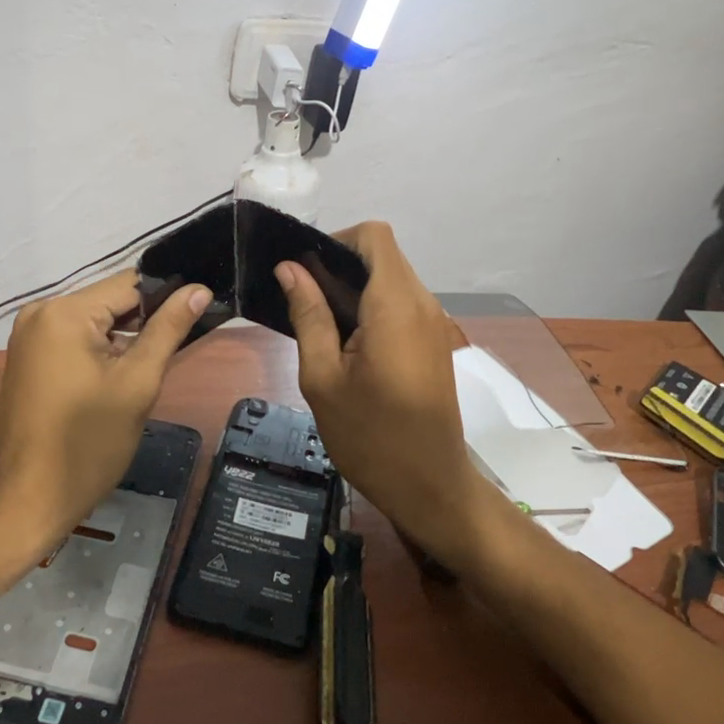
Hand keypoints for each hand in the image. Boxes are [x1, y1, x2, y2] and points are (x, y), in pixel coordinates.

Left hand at [0, 269, 209, 543]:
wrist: (27, 503)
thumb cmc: (87, 445)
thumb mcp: (137, 384)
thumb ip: (168, 330)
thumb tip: (198, 289)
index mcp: (64, 312)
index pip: (131, 283)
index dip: (170, 295)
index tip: (203, 312)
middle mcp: (40, 313)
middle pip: (110, 301)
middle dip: (147, 320)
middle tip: (183, 347)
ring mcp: (29, 337)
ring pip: (95, 322)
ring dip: (125, 339)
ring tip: (156, 366)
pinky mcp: (28, 360)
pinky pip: (75, 341)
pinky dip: (102, 353)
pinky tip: (123, 378)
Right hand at [278, 222, 495, 565]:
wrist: (429, 486)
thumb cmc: (370, 437)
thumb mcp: (323, 378)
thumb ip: (308, 316)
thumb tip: (290, 269)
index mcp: (396, 306)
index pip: (374, 236)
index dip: (337, 240)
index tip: (305, 271)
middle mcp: (422, 304)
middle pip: (382, 256)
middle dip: (339, 266)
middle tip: (300, 300)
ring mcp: (433, 324)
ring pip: (391, 280)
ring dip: (354, 290)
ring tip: (317, 324)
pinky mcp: (433, 342)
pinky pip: (400, 305)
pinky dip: (371, 309)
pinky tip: (344, 344)